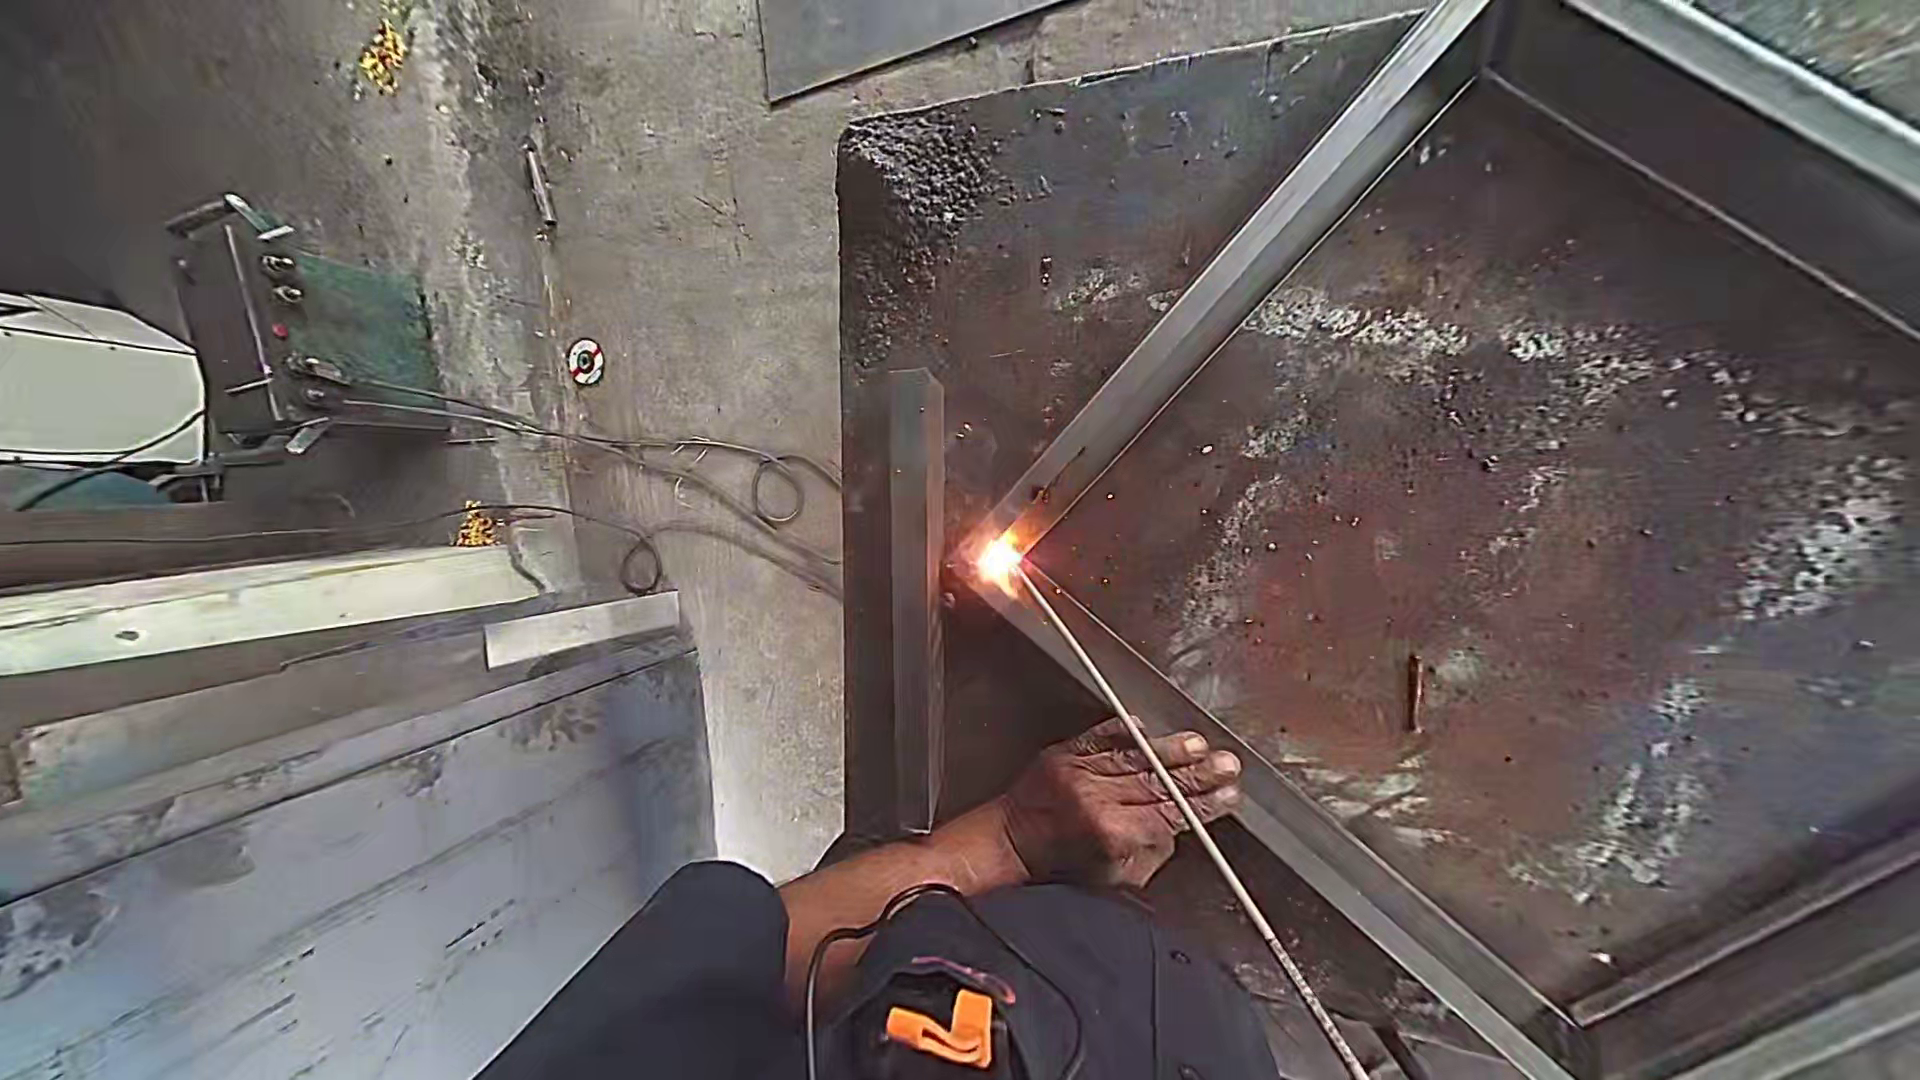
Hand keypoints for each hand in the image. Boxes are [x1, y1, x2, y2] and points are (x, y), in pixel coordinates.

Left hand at [997, 717, 1241, 888]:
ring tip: (1198, 744)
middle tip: (1227, 764)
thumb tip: (1180, 825)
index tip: (1230, 794)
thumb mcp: (1115, 877)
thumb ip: (1151, 851)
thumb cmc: (1062, 865)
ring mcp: (1078, 771)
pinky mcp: (1063, 753)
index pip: (1170, 814)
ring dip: (1168, 749)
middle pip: (1158, 782)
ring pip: (1133, 756)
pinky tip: (1143, 725)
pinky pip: (1097, 737)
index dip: (1205, 805)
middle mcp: (1096, 797)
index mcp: (1111, 833)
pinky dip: (1121, 730)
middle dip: (1197, 774)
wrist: (1011, 841)